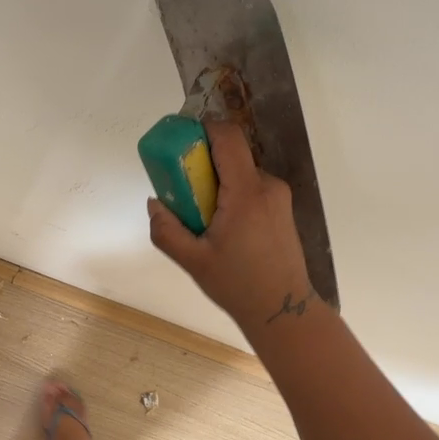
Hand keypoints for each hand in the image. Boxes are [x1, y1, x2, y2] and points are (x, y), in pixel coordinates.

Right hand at [147, 118, 323, 333]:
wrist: (283, 310)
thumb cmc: (238, 285)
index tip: (181, 141)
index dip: (204, 129)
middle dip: (203, 166)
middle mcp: (267, 186)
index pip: (228, 138)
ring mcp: (279, 197)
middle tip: (183, 194)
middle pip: (231, 156)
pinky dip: (232, 197)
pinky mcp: (282, 209)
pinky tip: (223, 229)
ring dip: (218, 185)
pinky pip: (251, 189)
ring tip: (203, 220)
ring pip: (240, 174)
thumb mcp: (193, 261)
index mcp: (246, 193)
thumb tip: (155, 203)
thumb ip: (166, 231)